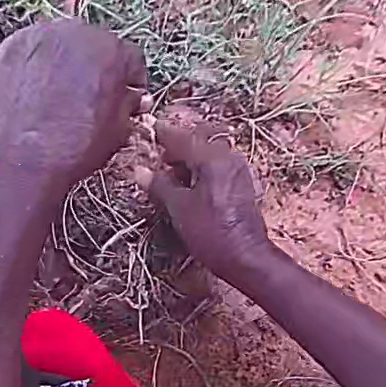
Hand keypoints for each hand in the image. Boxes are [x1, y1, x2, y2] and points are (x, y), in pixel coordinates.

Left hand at [0, 21, 146, 195]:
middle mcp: (81, 33)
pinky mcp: (17, 43)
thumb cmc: (77, 147)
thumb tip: (130, 97)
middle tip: (92, 97)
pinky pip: (37, 51)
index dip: (130, 81)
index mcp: (114, 51)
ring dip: (69, 64)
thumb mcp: (118, 131)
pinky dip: (41, 66)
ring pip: (66, 46)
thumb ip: (129, 104)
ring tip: (63, 96)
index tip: (125, 95)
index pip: (131, 59)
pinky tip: (40, 92)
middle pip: (97, 47)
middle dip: (99, 69)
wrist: (28, 157)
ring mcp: (46, 35)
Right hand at [148, 123, 282, 283]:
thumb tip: (140, 171)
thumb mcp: (179, 208)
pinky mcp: (242, 188)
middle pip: (199, 145)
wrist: (245, 258)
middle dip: (178, 149)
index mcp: (213, 158)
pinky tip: (190, 188)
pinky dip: (201, 173)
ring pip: (209, 158)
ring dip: (189, 163)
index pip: (184, 138)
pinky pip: (218, 171)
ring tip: (171, 176)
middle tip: (159, 156)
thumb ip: (159, 185)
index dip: (165, 134)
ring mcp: (239, 173)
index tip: (151, 128)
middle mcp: (229, 159)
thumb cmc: (211, 232)